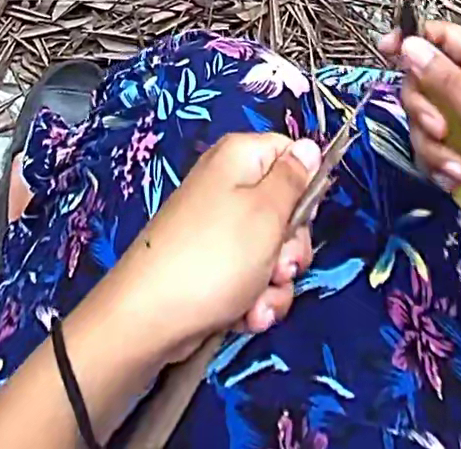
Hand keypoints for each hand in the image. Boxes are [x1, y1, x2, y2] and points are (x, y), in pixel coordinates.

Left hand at [89, 133, 319, 361]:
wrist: (151, 315)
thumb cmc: (216, 254)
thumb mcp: (266, 212)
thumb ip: (293, 179)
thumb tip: (309, 146)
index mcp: (240, 157)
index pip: (291, 154)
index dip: (305, 186)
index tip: (302, 215)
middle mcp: (229, 183)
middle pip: (287, 207)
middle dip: (290, 246)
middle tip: (278, 264)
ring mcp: (221, 225)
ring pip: (274, 249)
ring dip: (274, 281)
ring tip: (256, 299)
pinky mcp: (215, 261)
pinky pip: (253, 274)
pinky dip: (255, 297)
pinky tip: (244, 314)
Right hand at [378, 20, 460, 266]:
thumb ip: (446, 80)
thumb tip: (408, 43)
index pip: (446, 39)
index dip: (415, 40)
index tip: (387, 50)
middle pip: (425, 79)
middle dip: (423, 106)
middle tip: (438, 128)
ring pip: (422, 116)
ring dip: (431, 142)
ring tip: (456, 165)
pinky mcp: (460, 154)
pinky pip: (428, 146)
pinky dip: (437, 163)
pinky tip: (457, 180)